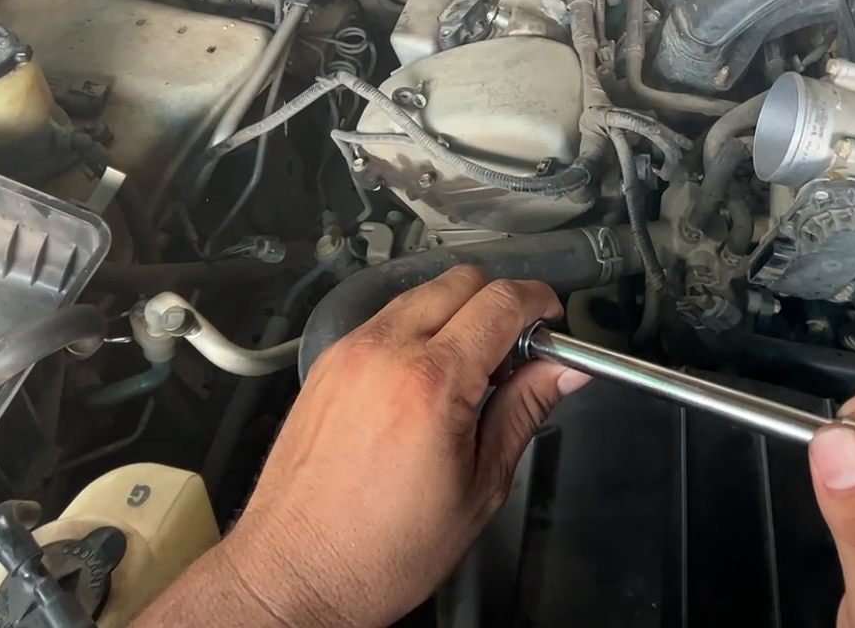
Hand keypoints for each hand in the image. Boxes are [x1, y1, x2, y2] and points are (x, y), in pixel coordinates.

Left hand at [134, 266, 587, 627]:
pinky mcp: (330, 359)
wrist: (291, 576)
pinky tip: (427, 374)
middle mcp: (388, 350)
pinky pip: (389, 315)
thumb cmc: (380, 551)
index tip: (551, 320)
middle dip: (502, 300)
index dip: (540, 301)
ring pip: (425, 291)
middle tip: (516, 347)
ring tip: (470, 366)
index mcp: (434, 382)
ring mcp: (352, 349)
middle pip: (464, 279)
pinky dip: (420, 326)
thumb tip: (564, 371)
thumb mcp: (480, 488)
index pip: (502, 301)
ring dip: (460, 310)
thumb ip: (525, 411)